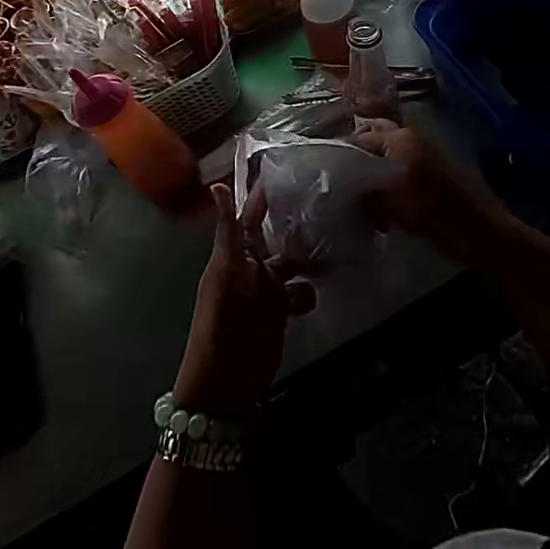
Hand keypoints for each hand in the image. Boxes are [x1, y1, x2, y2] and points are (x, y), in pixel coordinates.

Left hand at [173, 185, 315, 419]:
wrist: (225, 383)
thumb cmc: (225, 320)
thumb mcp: (228, 269)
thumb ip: (228, 229)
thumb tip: (216, 184)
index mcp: (235, 252)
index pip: (251, 213)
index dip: (267, 193)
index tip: (294, 165)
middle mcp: (251, 266)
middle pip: (278, 237)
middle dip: (299, 224)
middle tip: (331, 204)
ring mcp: (267, 290)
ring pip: (294, 263)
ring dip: (311, 260)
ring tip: (333, 250)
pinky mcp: (280, 312)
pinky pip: (301, 292)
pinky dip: (308, 292)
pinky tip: (316, 296)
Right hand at [352, 122, 516, 266]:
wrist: (483, 232)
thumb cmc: (437, 213)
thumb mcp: (392, 199)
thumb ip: (364, 181)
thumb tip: (340, 176)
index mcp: (400, 137)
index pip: (358, 138)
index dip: (342, 160)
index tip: (330, 185)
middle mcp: (411, 137)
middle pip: (372, 144)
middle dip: (358, 167)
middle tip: (350, 195)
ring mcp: (423, 151)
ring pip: (385, 159)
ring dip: (373, 180)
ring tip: (369, 210)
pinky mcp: (432, 169)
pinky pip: (400, 171)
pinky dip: (389, 187)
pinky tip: (387, 216)